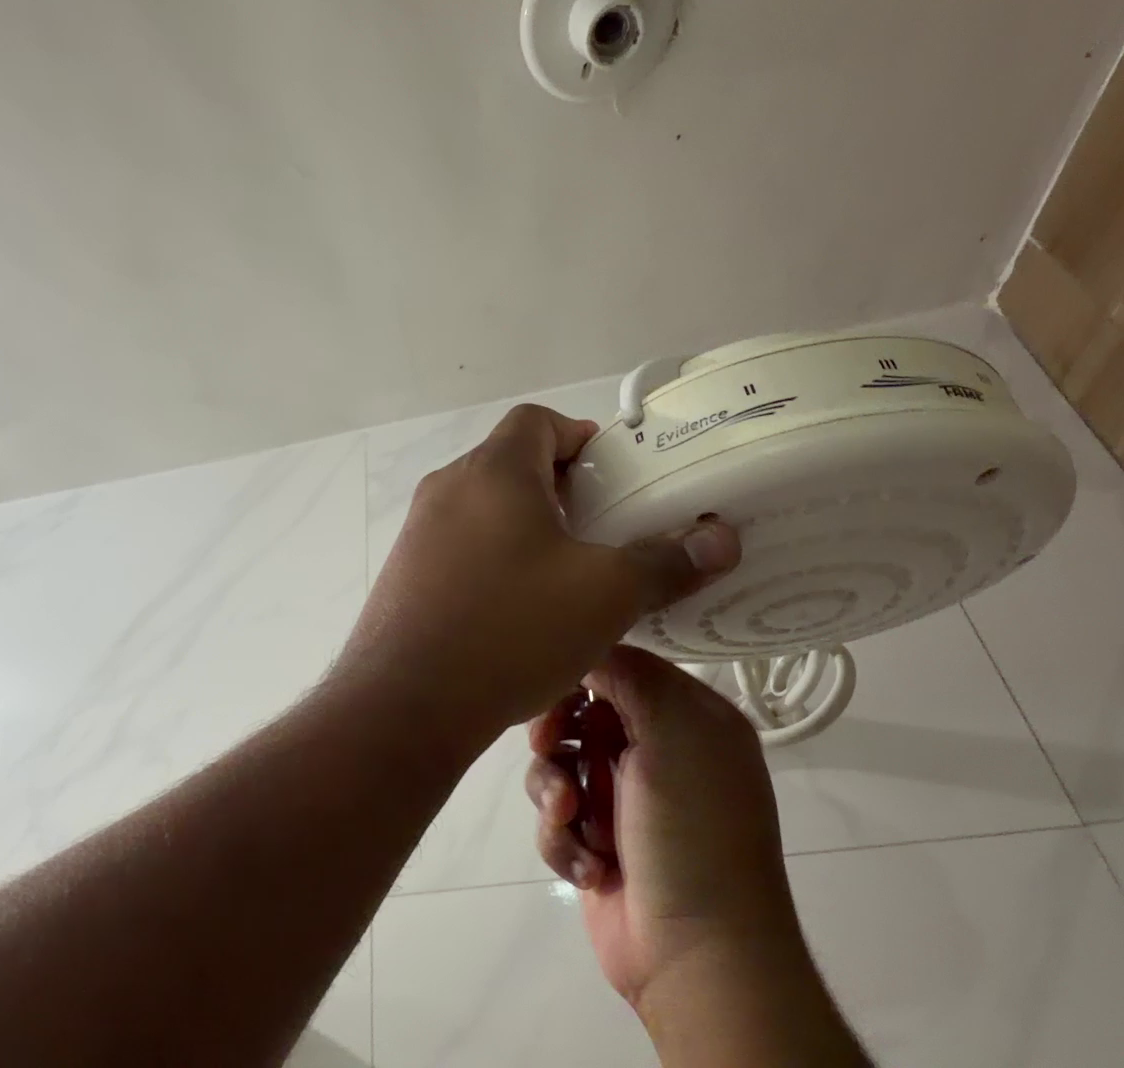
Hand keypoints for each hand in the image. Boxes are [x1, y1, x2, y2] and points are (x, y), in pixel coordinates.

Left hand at [334, 405, 740, 734]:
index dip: (579, 437)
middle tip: (602, 531)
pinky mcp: (404, 576)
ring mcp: (418, 534)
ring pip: (484, 510)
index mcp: (493, 471)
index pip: (537, 420)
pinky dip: (494, 561)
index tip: (613, 477)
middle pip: (511, 464)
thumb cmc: (511, 630)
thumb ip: (666, 562)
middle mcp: (447, 489)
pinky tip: (518, 613)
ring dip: (527, 529)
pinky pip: (459, 550)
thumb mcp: (605, 595)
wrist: (405, 704)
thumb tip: (719, 540)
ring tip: (567, 576)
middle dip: (561, 489)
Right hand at [525, 645, 800, 1009]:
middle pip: (577, 714)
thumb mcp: (675, 731)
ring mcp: (626, 801)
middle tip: (550, 749)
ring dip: (555, 793)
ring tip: (571, 823)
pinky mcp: (596, 844)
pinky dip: (563, 841)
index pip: (620, 667)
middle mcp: (657, 752)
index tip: (552, 685)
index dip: (580, 673)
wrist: (696, 953)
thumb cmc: (692, 829)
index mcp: (690, 717)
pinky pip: (555, 819)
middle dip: (556, 734)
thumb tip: (585, 644)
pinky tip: (589, 867)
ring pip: (557, 767)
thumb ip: (628, 672)